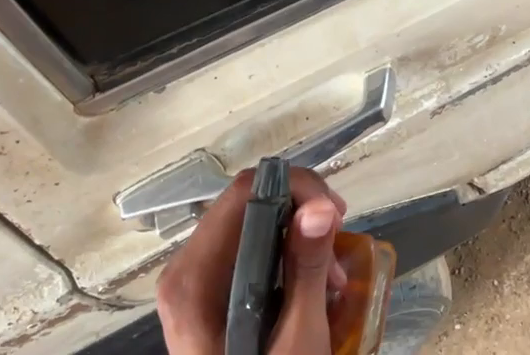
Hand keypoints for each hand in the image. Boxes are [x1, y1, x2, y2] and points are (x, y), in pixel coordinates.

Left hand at [155, 167, 348, 354]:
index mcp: (193, 277)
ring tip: (336, 281)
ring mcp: (197, 282)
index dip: (297, 189)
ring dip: (304, 239)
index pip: (245, 193)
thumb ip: (308, 270)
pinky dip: (291, 257)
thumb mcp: (296, 341)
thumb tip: (320, 206)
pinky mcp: (211, 294)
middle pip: (252, 204)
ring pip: (257, 224)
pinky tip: (317, 290)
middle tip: (342, 246)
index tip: (337, 217)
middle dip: (306, 216)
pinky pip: (255, 250)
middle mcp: (187, 270)